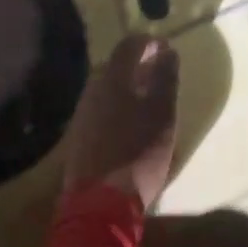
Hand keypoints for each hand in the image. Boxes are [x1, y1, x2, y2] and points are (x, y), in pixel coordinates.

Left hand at [61, 34, 180, 206]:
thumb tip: (168, 52)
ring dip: (129, 87)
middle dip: (139, 65)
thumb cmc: (137, 153)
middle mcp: (92, 89)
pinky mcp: (79, 136)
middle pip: (116, 66)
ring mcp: (83, 113)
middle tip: (161, 74)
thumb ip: (165, 80)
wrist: (98, 204)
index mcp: (112, 78)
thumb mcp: (162, 116)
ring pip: (108, 89)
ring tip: (150, 100)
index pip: (129, 45)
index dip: (149, 42)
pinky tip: (131, 123)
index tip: (166, 48)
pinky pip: (102, 108)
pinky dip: (119, 106)